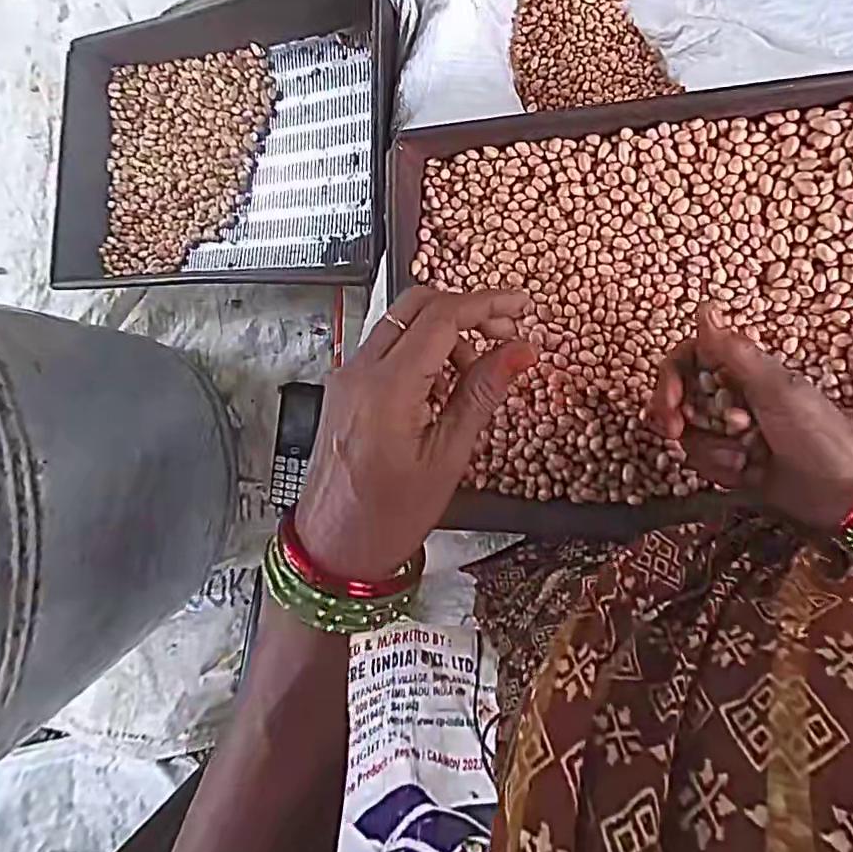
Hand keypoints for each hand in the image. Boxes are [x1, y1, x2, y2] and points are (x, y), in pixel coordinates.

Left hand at [293, 287, 536, 578]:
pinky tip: (442, 390)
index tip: (519, 306)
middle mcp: (359, 372)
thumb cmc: (388, 515)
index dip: (487, 304)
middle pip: (418, 303)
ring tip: (472, 377)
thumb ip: (483, 392)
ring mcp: (348, 376)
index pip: (442, 317)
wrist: (333, 548)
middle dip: (468, 310)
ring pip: (404, 322)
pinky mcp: (347, 386)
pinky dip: (424, 351)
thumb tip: (520, 351)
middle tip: (503, 334)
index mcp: (387, 389)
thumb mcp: (449, 456)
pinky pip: (390, 347)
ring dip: (447, 333)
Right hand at [647, 305, 852, 531]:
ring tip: (745, 457)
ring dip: (710, 449)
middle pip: (678, 398)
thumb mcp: (775, 389)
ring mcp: (730, 429)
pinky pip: (702, 462)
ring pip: (688, 434)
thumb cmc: (818, 432)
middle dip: (682, 419)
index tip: (671, 403)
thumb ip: (735, 351)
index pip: (686, 360)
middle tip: (681, 431)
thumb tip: (705, 308)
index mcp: (741, 368)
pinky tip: (748, 472)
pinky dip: (720, 470)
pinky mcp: (731, 460)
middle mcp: (731, 394)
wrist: (844, 494)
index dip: (670, 379)